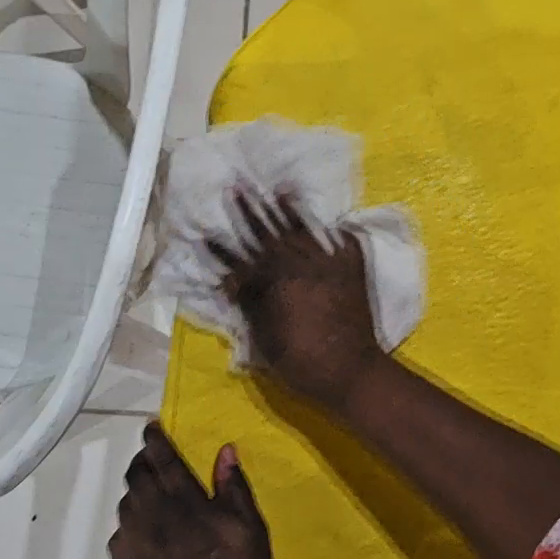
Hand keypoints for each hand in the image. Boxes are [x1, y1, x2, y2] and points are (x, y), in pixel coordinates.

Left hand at [109, 422, 272, 558]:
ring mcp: (138, 544)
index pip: (164, 461)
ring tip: (149, 493)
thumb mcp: (251, 528)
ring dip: (135, 491)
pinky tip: (141, 529)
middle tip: (153, 460)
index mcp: (188, 504)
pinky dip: (127, 524)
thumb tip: (225, 450)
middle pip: (136, 477)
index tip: (150, 427)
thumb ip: (234, 487)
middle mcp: (156, 517)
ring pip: (125, 503)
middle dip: (142, 461)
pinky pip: (118, 535)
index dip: (155, 440)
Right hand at [208, 192, 387, 407]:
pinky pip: (342, 242)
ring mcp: (328, 264)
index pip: (242, 258)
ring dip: (289, 210)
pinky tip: (327, 218)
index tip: (207, 230)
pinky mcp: (352, 270)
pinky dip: (333, 230)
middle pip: (270, 233)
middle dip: (251, 212)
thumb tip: (229, 279)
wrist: (351, 371)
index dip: (223, 247)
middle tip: (238, 188)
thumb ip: (249, 303)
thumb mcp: (265, 337)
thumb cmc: (302, 361)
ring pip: (304, 231)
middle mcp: (299, 264)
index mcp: (274, 281)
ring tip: (278, 190)